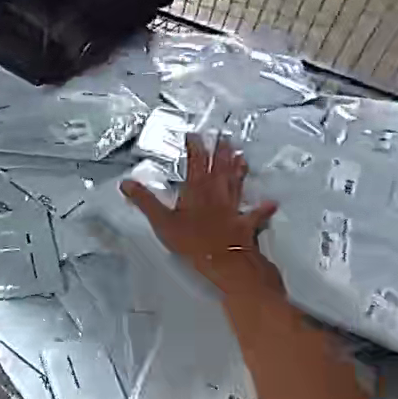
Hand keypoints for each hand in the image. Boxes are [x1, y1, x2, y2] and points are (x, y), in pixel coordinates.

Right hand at [121, 133, 282, 298]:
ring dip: (238, 169)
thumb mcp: (162, 221)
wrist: (224, 262)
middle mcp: (217, 195)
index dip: (195, 147)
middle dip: (220, 151)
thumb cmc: (194, 242)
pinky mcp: (244, 225)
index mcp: (197, 191)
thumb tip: (127, 183)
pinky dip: (262, 208)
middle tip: (223, 137)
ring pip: (236, 183)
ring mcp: (232, 209)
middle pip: (220, 168)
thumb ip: (144, 200)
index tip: (194, 135)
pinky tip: (271, 203)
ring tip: (241, 156)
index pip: (196, 162)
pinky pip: (255, 214)